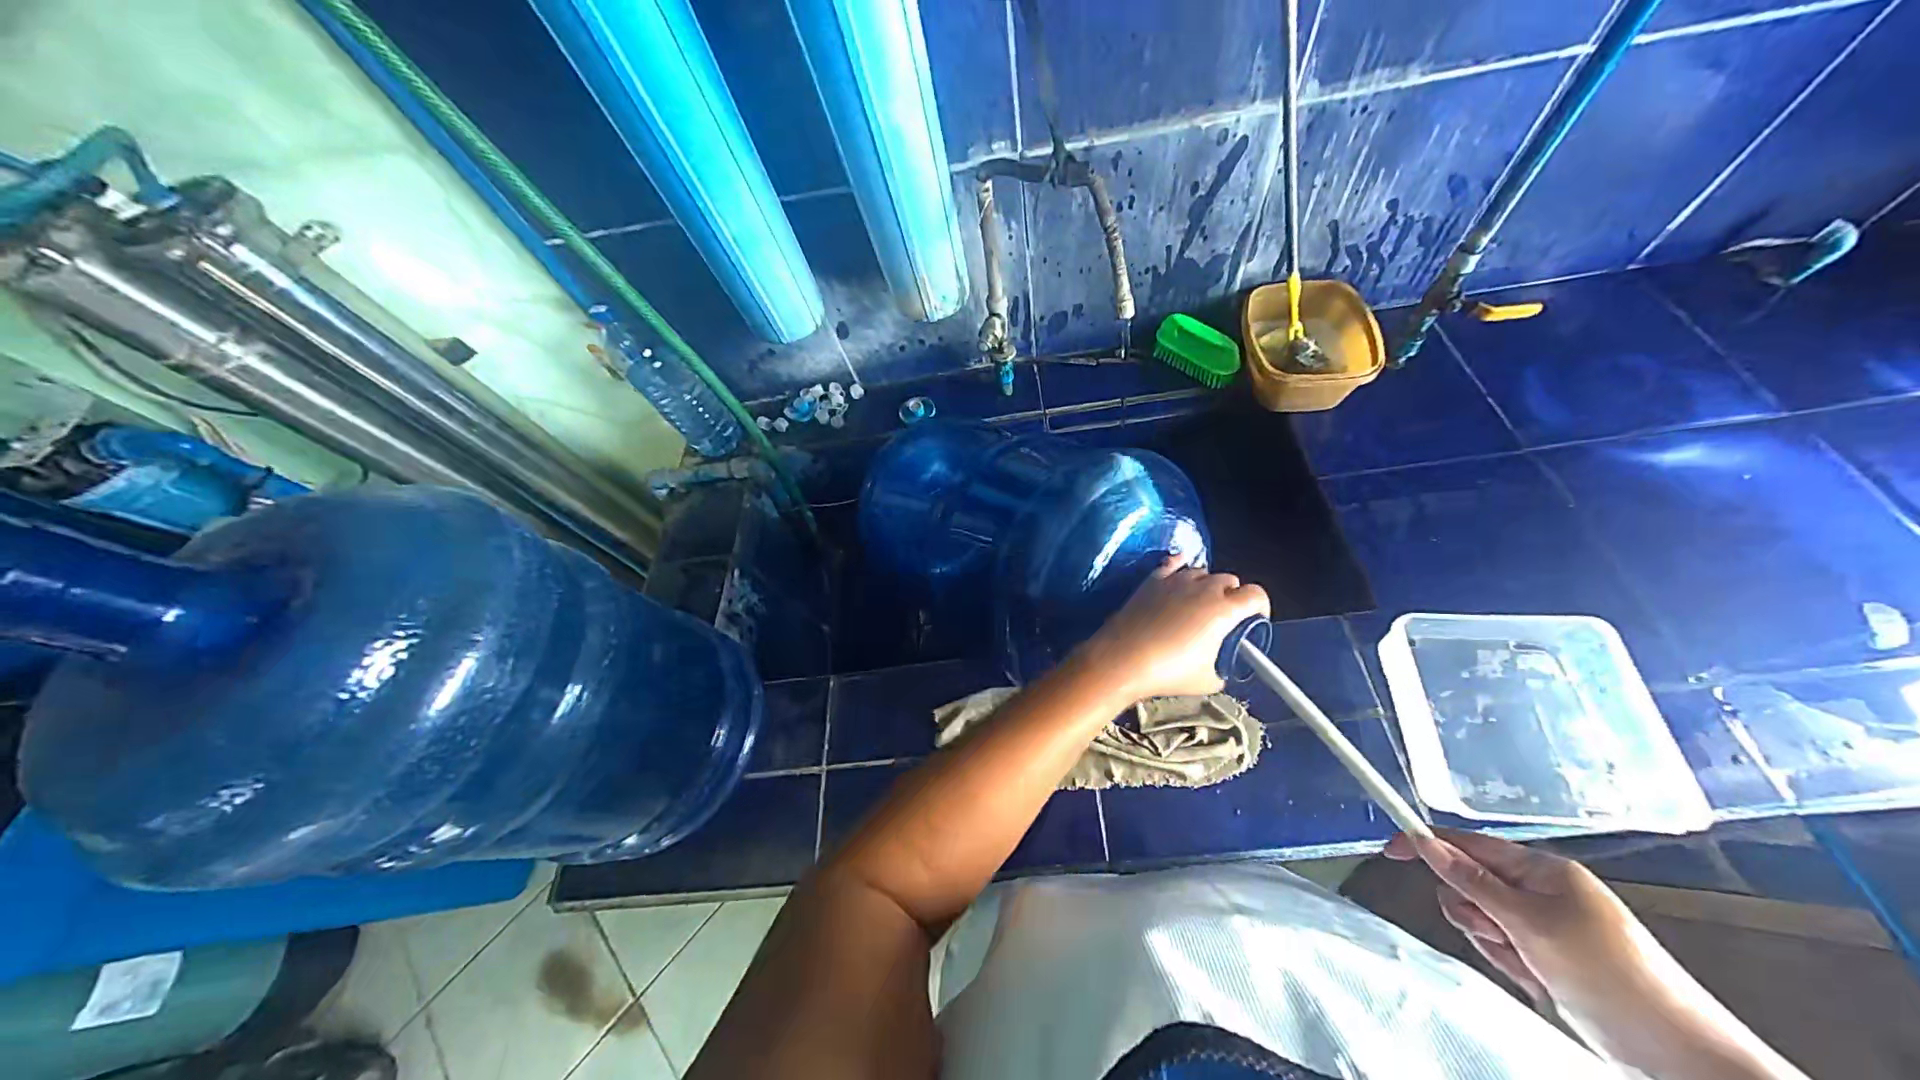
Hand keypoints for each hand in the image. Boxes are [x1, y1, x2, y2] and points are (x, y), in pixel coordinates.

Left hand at [1072, 557, 1268, 702]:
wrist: (1123, 659)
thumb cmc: (1167, 671)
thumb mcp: (1209, 680)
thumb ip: (1223, 667)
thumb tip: (1221, 666)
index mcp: (1224, 610)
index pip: (1256, 595)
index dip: (1259, 606)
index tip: (1253, 618)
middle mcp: (1203, 588)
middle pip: (1229, 580)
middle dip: (1232, 595)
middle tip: (1224, 616)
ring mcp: (1176, 581)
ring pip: (1202, 572)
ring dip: (1206, 584)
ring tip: (1199, 603)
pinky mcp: (1152, 581)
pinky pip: (1172, 563)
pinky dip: (1179, 566)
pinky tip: (1179, 571)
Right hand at [1385, 828, 1806, 1078]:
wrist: (1680, 1055)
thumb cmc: (1613, 978)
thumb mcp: (1530, 924)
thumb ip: (1471, 882)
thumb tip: (1425, 843)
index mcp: (1543, 871)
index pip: (1468, 845)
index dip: (1427, 843)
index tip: (1389, 849)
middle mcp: (1542, 893)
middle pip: (1470, 885)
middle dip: (1473, 912)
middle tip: (1502, 937)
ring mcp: (1546, 926)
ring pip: (1482, 920)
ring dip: (1493, 943)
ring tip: (1531, 967)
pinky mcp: (1549, 958)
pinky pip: (1502, 948)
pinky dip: (1510, 964)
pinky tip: (1540, 982)